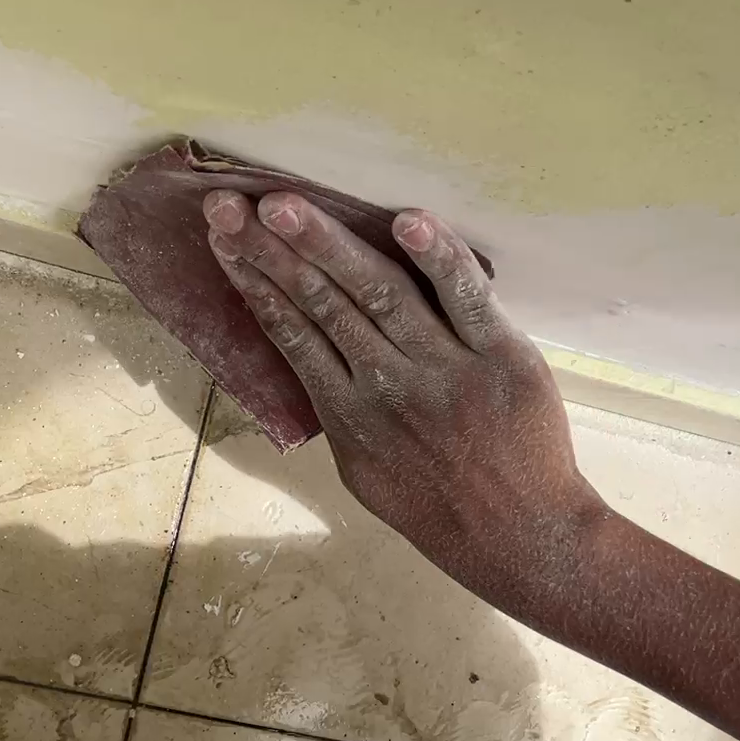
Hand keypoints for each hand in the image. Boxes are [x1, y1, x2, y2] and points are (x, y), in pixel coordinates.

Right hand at [203, 189, 605, 609]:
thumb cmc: (431, 504)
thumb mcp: (360, 470)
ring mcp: (441, 366)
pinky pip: (465, 299)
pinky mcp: (499, 355)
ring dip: (326, 244)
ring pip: (377, 292)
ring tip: (284, 206)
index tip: (223, 241)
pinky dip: (437, 259)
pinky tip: (405, 221)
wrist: (516, 535)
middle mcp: (382, 382)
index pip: (289, 331)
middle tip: (229, 205)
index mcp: (344, 411)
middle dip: (268, 250)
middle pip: (318, 302)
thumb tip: (313, 364)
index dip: (253, 282)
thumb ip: (336, 413)